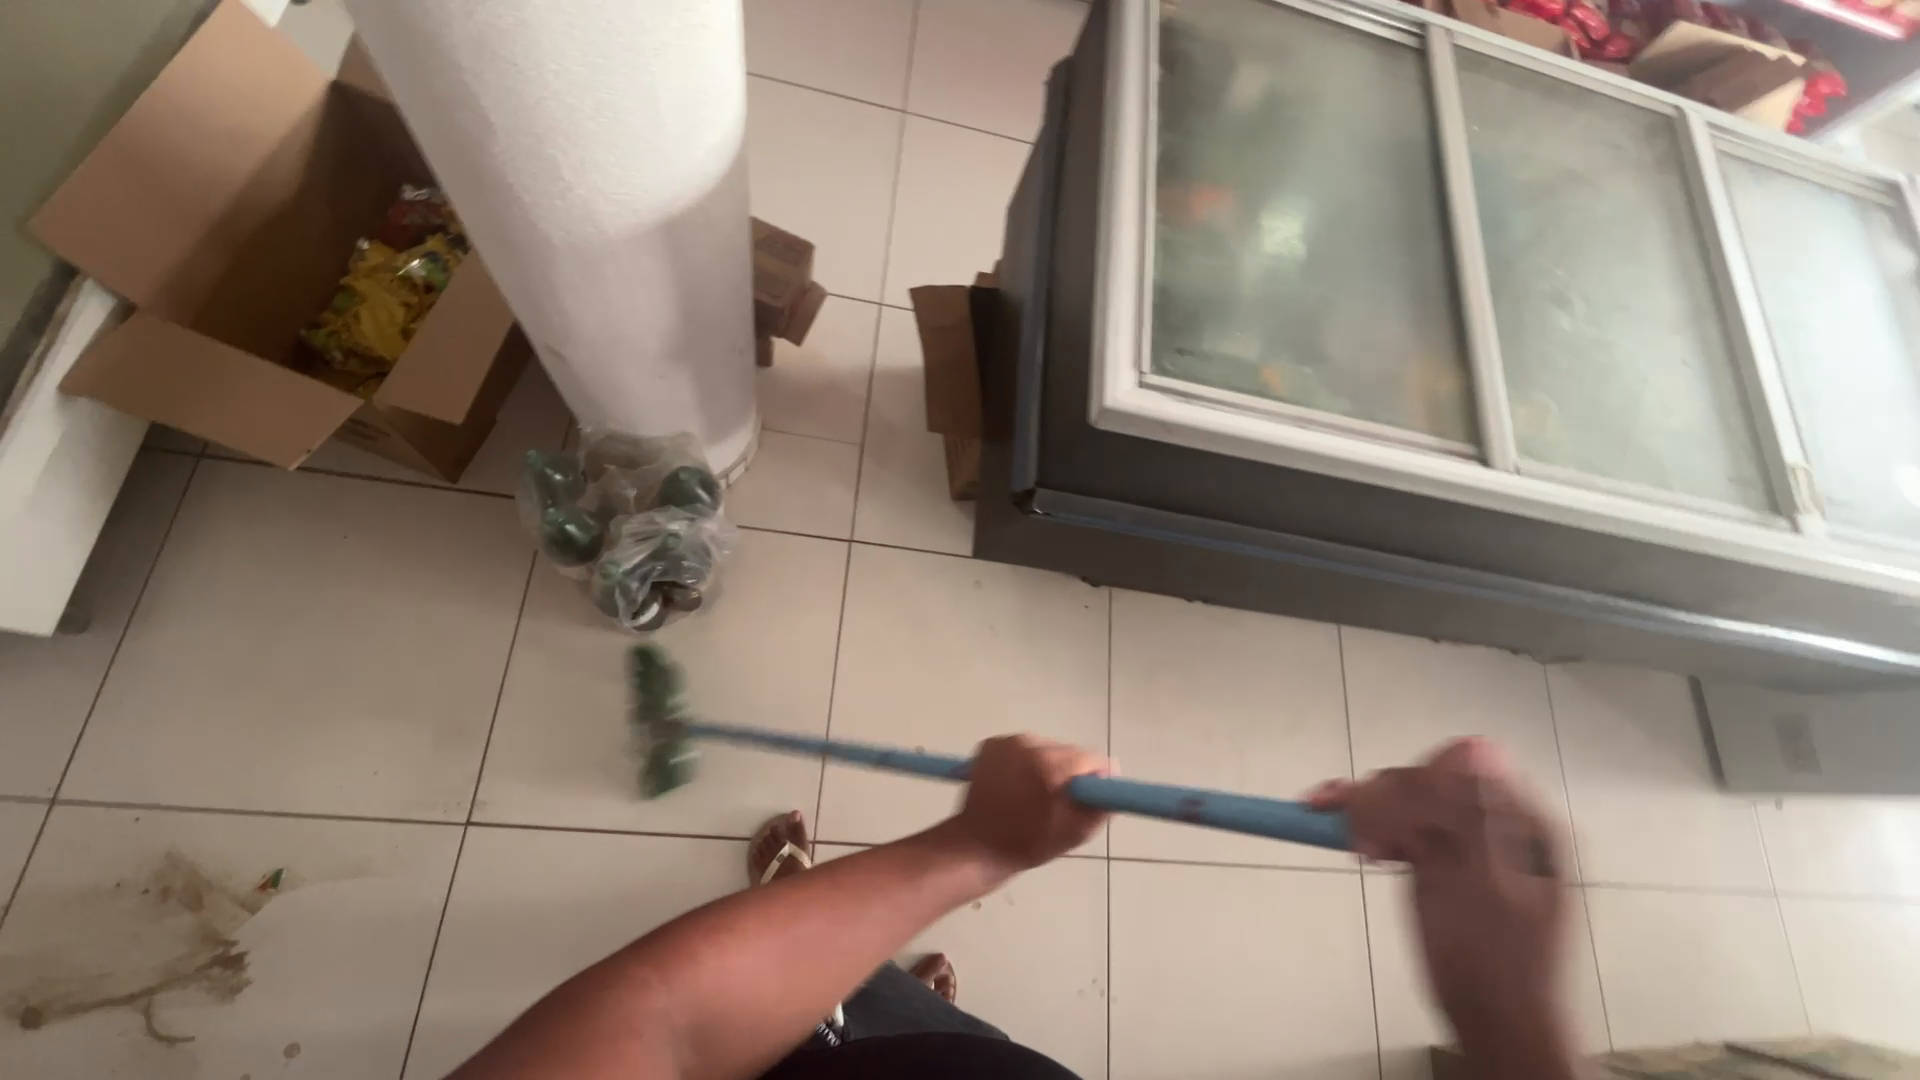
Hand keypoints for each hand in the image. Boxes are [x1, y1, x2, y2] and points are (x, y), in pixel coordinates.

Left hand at [948, 735, 1110, 874]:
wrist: (976, 846)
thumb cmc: (1028, 843)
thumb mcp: (1074, 832)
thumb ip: (1100, 804)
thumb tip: (1113, 776)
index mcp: (1051, 766)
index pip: (1091, 758)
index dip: (1095, 776)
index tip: (1089, 794)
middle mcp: (1029, 744)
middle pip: (1067, 751)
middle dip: (1069, 771)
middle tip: (1058, 799)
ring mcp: (1006, 742)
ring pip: (1045, 746)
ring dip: (1046, 763)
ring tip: (1033, 792)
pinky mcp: (990, 743)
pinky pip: (1021, 747)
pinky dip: (1023, 760)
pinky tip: (1015, 784)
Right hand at [1308, 739, 1573, 1070]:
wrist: (1494, 1024)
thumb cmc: (1491, 963)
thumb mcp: (1483, 887)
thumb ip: (1478, 815)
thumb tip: (1477, 744)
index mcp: (1526, 824)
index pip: (1457, 769)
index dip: (1412, 785)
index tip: (1374, 813)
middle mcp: (1502, 821)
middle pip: (1428, 781)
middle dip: (1384, 804)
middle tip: (1356, 842)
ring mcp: (1473, 837)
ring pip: (1408, 798)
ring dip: (1371, 814)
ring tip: (1354, 847)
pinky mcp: (1447, 855)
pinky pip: (1404, 821)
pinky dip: (1373, 826)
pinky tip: (1355, 843)